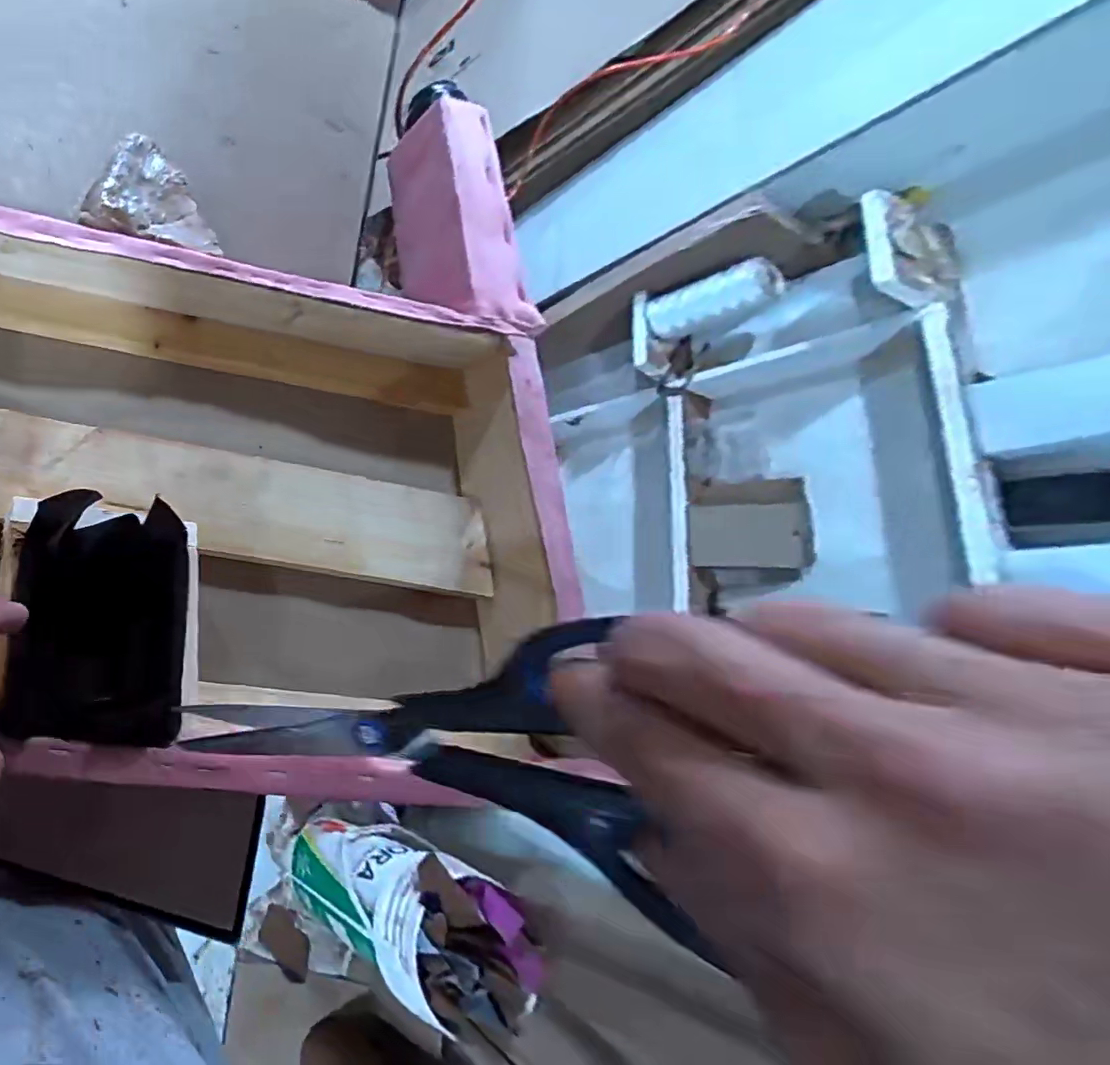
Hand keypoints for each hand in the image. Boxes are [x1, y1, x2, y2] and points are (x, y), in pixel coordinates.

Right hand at [553, 588, 1109, 1064]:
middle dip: (642, 649)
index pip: (635, 732)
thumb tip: (651, 825)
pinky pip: (984, 608)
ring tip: (809, 695)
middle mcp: (907, 778)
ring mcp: (1053, 722)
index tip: (574, 680)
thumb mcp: (855, 1050)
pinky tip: (971, 699)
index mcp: (815, 876)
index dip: (587, 696)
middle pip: (695, 648)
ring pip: (816, 618)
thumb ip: (731, 925)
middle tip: (642, 663)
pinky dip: (945, 641)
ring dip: (776, 652)